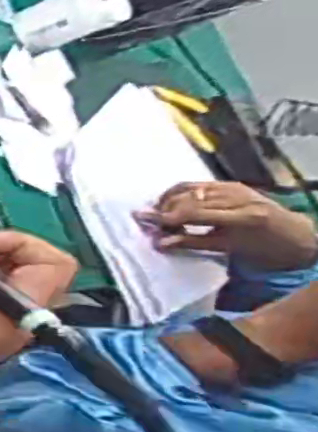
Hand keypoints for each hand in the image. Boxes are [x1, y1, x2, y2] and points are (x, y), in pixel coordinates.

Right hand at [137, 181, 317, 272]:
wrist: (291, 233)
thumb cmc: (258, 246)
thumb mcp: (226, 247)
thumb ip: (189, 242)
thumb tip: (157, 241)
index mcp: (245, 217)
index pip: (193, 213)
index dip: (163, 216)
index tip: (139, 218)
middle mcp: (241, 198)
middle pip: (187, 200)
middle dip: (164, 211)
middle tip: (155, 224)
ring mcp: (236, 189)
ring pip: (187, 190)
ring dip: (168, 202)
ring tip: (164, 215)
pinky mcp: (231, 184)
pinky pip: (194, 185)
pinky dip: (177, 193)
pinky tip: (172, 203)